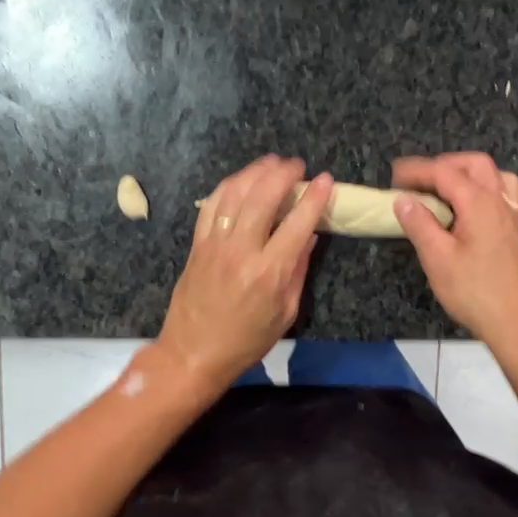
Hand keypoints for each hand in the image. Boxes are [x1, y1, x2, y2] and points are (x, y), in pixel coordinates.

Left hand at [156, 157, 333, 392]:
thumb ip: (298, 272)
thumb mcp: (285, 314)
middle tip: (297, 165)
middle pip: (263, 197)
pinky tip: (241, 181)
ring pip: (235, 193)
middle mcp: (242, 252)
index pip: (297, 223)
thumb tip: (309, 237)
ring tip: (272, 163)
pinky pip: (211, 205)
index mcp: (270, 274)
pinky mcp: (197, 245)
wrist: (192, 353)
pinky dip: (228, 186)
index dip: (314, 197)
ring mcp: (215, 245)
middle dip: (283, 174)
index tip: (325, 180)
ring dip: (255, 172)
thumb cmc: (246, 342)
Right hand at [392, 153, 517, 348]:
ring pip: (494, 175)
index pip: (444, 173)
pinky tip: (470, 209)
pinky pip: (504, 193)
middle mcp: (500, 201)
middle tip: (419, 181)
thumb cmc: (473, 292)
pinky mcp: (516, 231)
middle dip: (444, 165)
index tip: (394, 177)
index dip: (417, 171)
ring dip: (467, 173)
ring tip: (445, 189)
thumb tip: (403, 200)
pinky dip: (484, 188)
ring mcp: (512, 215)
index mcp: (479, 203)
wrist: (515, 322)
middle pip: (474, 164)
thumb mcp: (437, 259)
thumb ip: (419, 224)